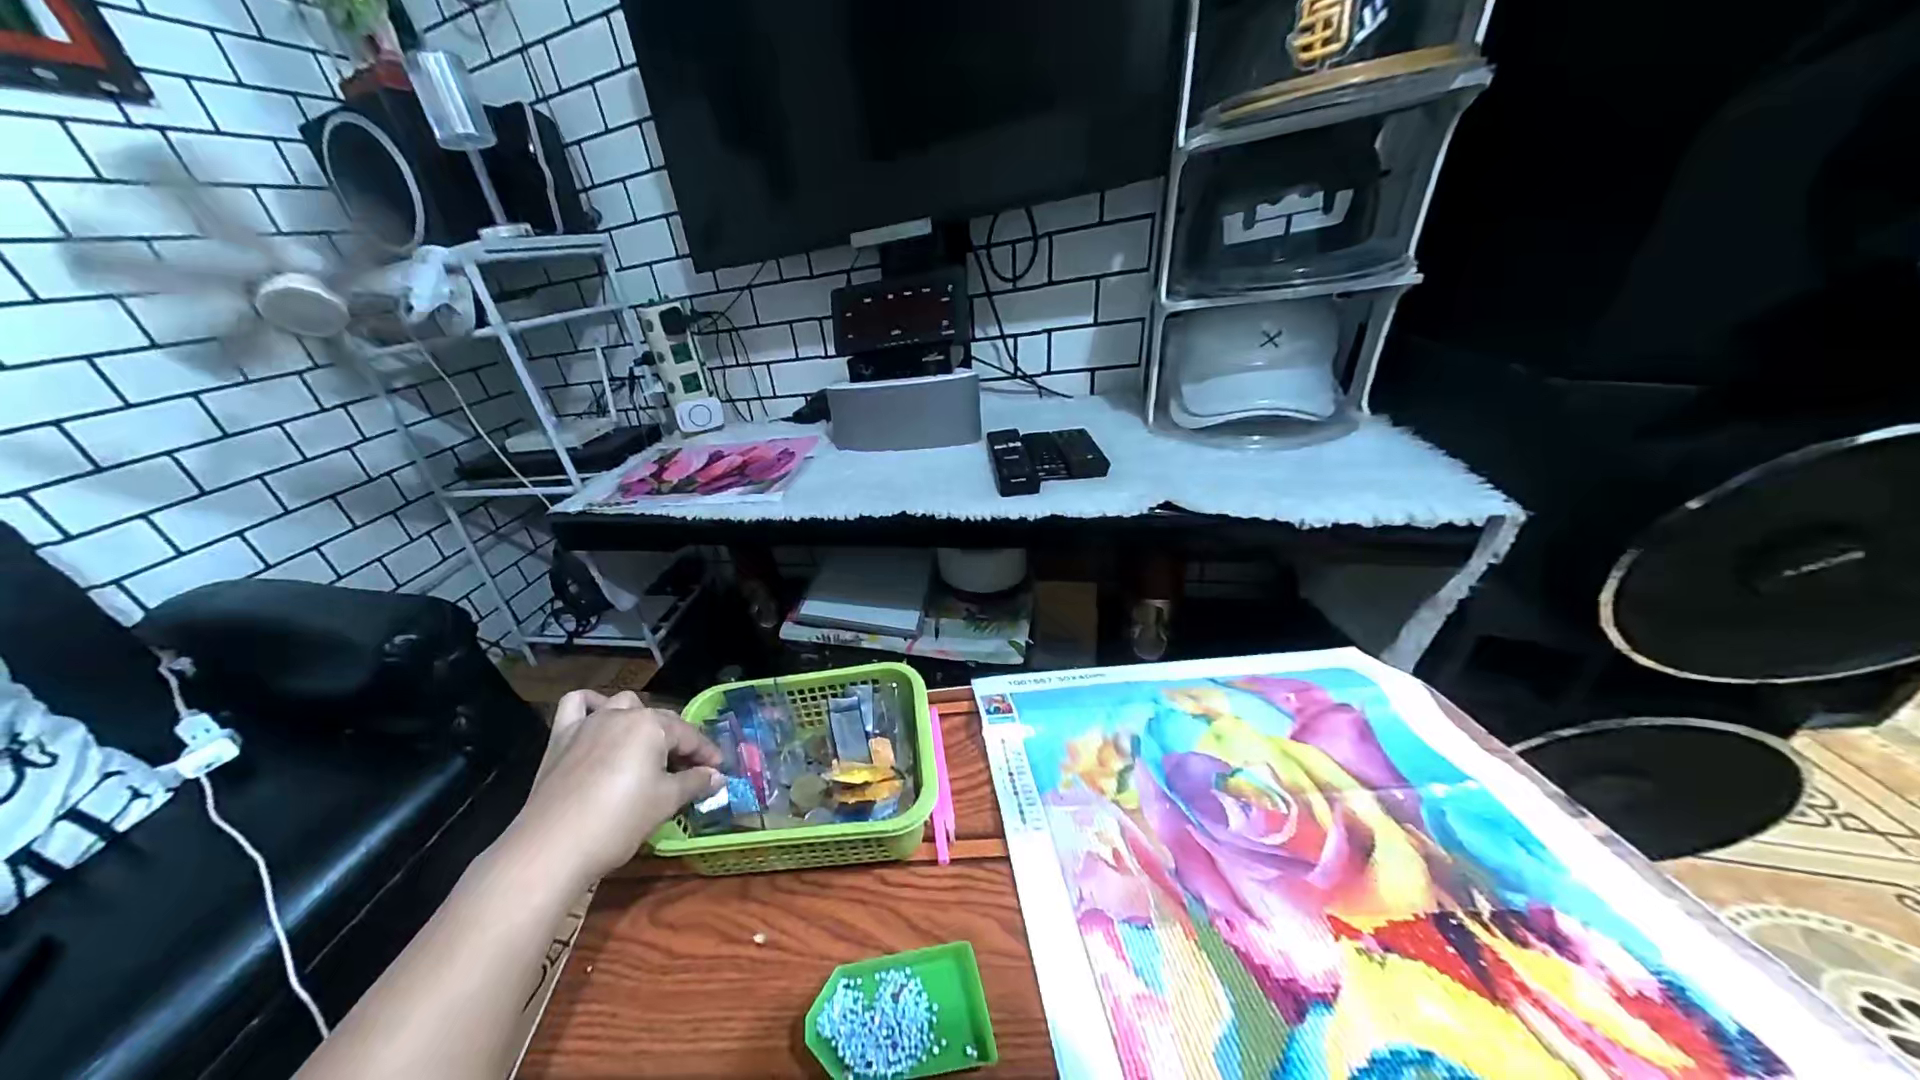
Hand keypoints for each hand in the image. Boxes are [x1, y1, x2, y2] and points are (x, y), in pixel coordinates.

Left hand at [508, 690, 723, 886]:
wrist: (551, 848)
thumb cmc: (619, 820)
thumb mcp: (666, 802)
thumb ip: (695, 782)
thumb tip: (717, 776)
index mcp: (651, 725)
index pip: (689, 735)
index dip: (707, 753)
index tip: (718, 770)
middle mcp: (621, 714)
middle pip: (660, 721)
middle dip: (678, 742)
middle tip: (688, 771)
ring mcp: (587, 723)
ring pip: (623, 706)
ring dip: (640, 721)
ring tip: (647, 748)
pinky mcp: (561, 737)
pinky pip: (577, 706)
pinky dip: (591, 705)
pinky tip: (599, 719)